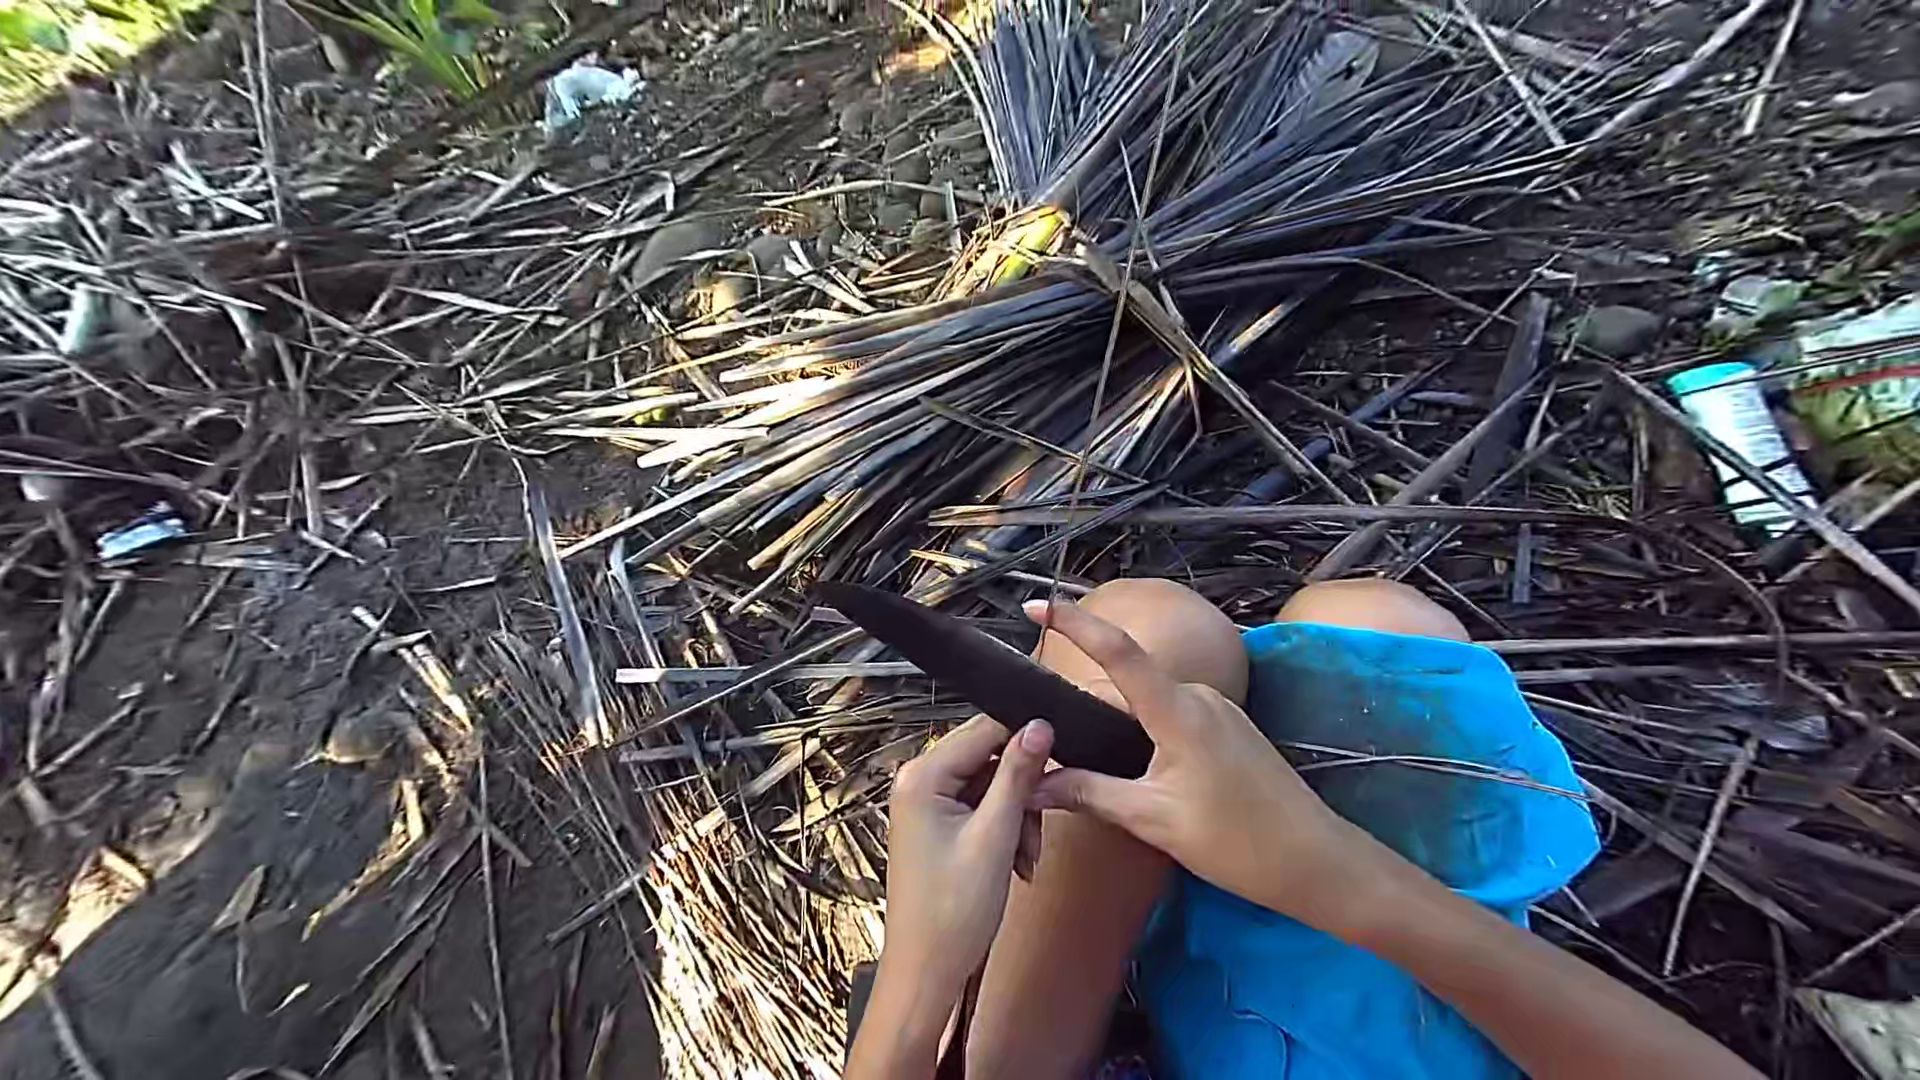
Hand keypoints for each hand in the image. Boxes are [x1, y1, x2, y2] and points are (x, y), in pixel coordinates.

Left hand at [880, 714, 1054, 994]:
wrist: (926, 976)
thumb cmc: (950, 915)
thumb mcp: (995, 836)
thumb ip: (1017, 775)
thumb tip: (1038, 726)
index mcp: (922, 776)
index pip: (983, 729)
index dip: (1023, 738)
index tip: (1057, 751)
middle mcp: (919, 781)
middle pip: (987, 757)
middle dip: (1020, 790)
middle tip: (1038, 822)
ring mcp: (926, 803)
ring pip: (989, 784)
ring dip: (1017, 815)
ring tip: (1025, 855)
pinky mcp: (937, 822)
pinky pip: (981, 806)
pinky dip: (1005, 829)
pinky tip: (1015, 860)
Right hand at [1025, 598, 1397, 934]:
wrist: (1321, 864)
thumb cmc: (1239, 843)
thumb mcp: (1154, 819)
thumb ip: (1089, 793)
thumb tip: (1032, 784)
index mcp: (1178, 709)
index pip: (1116, 650)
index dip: (1073, 622)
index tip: (1035, 605)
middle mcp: (1197, 695)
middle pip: (1124, 681)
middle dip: (1085, 703)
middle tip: (1053, 740)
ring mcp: (1215, 707)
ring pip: (1146, 700)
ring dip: (1115, 722)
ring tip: (1091, 763)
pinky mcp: (1225, 725)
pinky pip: (1168, 712)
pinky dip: (1141, 729)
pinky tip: (1135, 765)